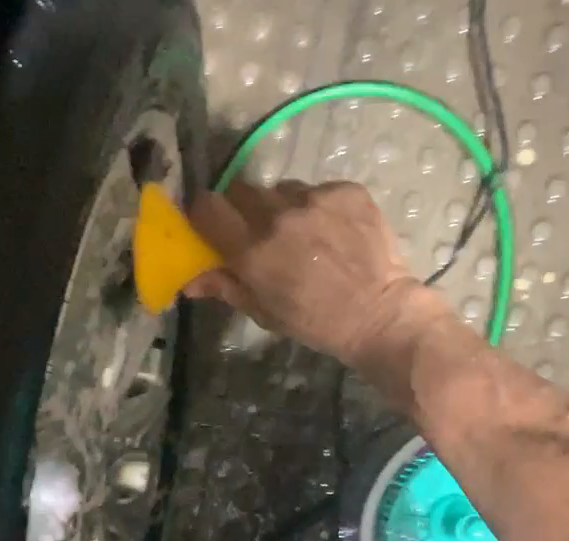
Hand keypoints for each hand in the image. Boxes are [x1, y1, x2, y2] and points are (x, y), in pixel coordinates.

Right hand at [185, 180, 455, 396]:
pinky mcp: (347, 191)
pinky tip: (332, 231)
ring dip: (282, 206)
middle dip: (243, 207)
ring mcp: (316, 199)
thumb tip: (190, 280)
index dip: (205, 212)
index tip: (210, 223)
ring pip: (282, 189)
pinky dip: (318, 206)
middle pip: (242, 190)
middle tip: (257, 230)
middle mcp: (279, 217)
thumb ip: (225, 286)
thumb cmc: (315, 322)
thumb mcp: (264, 312)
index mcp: (252, 250)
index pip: (207, 207)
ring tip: (302, 233)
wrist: (378, 314)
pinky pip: (318, 189)